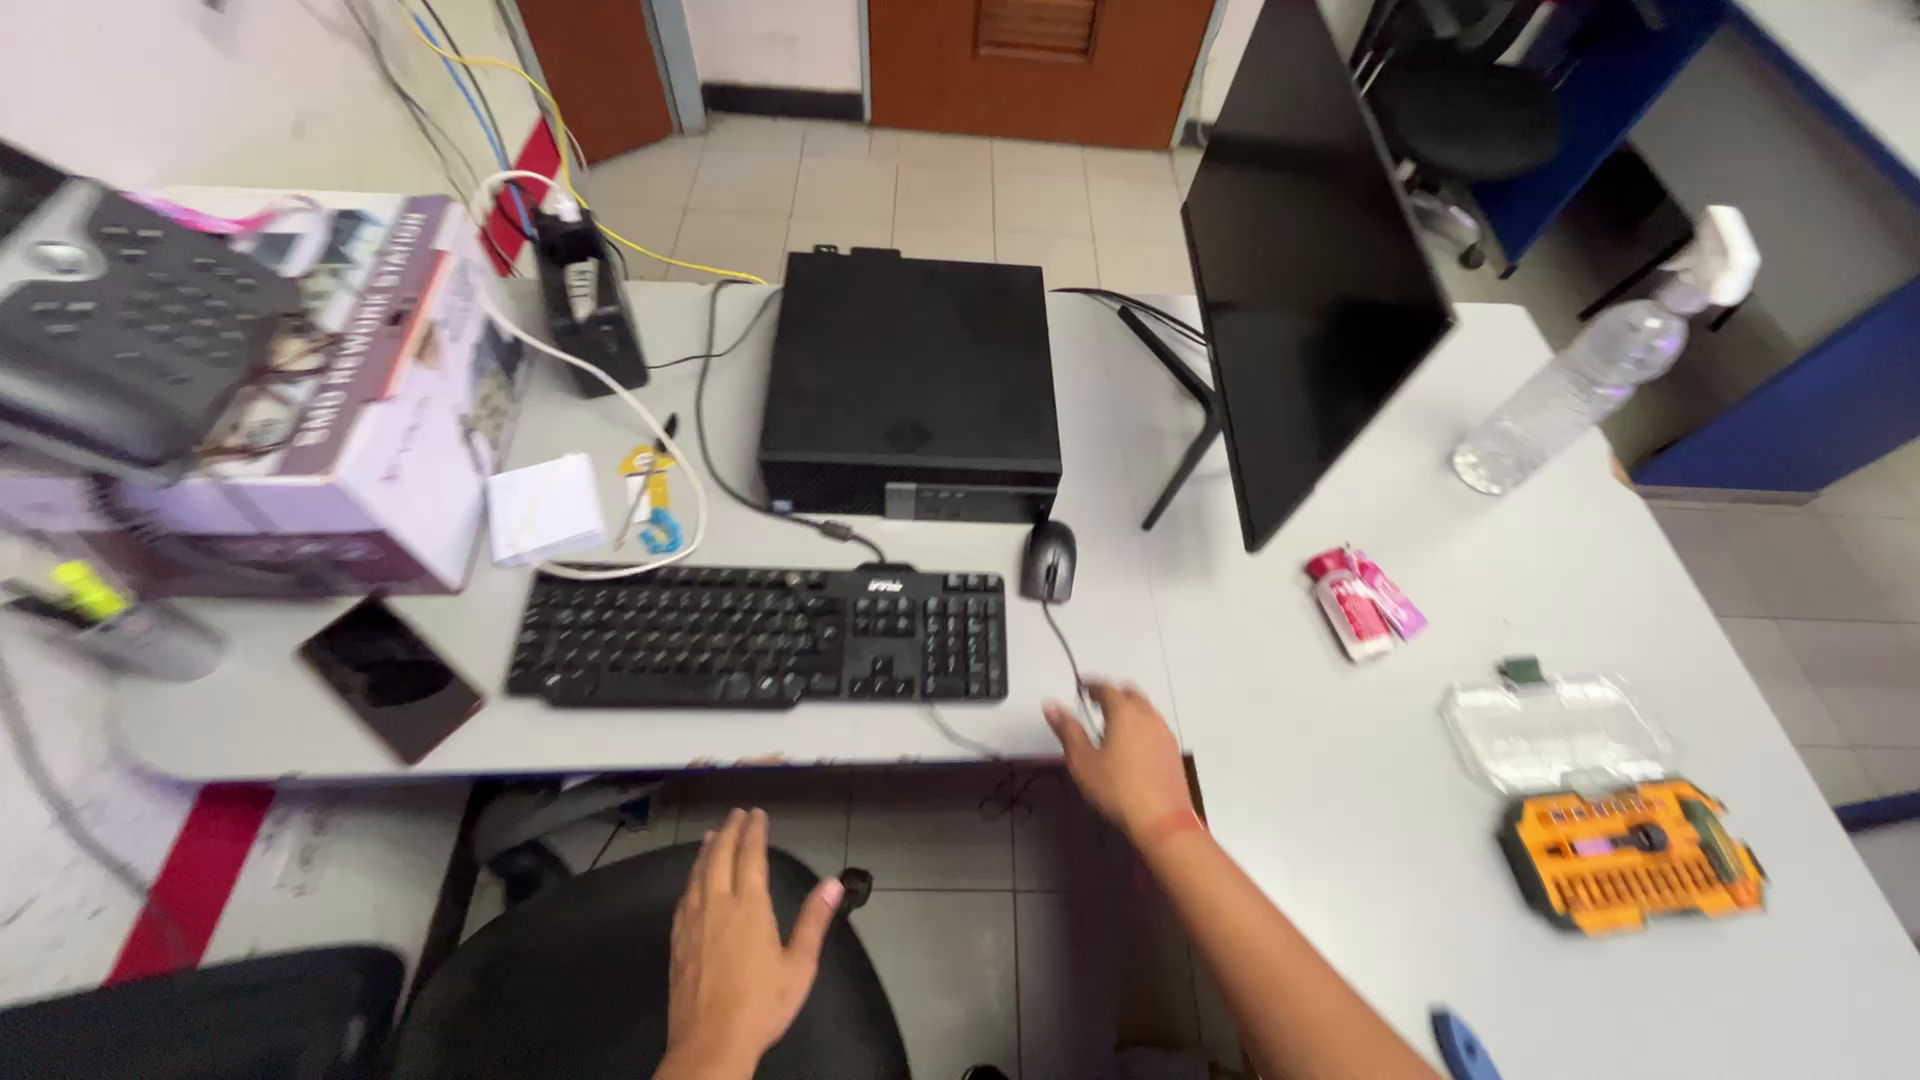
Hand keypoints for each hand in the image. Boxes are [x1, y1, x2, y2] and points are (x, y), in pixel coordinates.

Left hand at [657, 808, 844, 1079]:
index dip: (754, 832)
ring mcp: (693, 924)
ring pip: (698, 875)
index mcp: (749, 907)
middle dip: (729, 832)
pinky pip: (683, 899)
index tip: (757, 814)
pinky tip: (692, 881)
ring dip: (707, 851)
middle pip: (720, 857)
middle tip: (736, 814)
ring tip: (712, 835)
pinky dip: (690, 880)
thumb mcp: (799, 965)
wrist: (710, 1044)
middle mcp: (718, 906)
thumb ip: (814, 921)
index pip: (751, 856)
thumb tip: (834, 883)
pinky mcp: (678, 943)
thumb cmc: (761, 1005)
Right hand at [1043, 680, 1195, 845]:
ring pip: (1146, 709)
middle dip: (1113, 694)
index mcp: (1124, 713)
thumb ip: (1067, 730)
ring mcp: (1164, 733)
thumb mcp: (1083, 761)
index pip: (1106, 688)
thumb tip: (1050, 705)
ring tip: (1112, 727)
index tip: (1081, 688)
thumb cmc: (1116, 789)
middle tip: (1096, 704)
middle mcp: (1147, 716)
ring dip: (1129, 709)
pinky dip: (1141, 725)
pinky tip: (1131, 747)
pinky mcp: (1173, 751)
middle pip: (1130, 693)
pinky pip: (1155, 726)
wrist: (1162, 821)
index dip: (1092, 686)